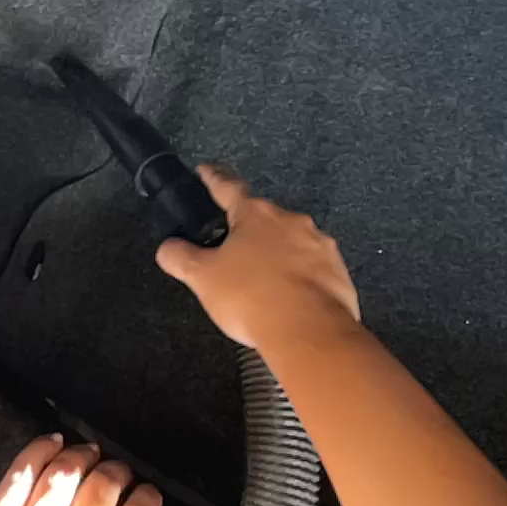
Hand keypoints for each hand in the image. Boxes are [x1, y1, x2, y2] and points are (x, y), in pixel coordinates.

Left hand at [0, 434, 189, 505]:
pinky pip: (20, 473)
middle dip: (119, 471)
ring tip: (91, 453)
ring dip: (83, 455)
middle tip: (121, 472)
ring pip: (65, 472)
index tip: (149, 494)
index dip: (149, 499)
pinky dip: (38, 450)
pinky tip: (51, 443)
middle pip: (103, 487)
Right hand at [155, 166, 360, 349]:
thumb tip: (168, 248)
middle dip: (247, 230)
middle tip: (231, 249)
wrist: (310, 334)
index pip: (228, 187)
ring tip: (260, 282)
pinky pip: (312, 268)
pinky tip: (286, 299)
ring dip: (275, 255)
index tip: (206, 171)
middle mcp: (291, 221)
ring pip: (290, 243)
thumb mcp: (202, 277)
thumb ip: (180, 257)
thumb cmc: (252, 297)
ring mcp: (320, 246)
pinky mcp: (338, 273)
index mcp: (255, 214)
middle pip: (262, 218)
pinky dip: (297, 277)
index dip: (213, 179)